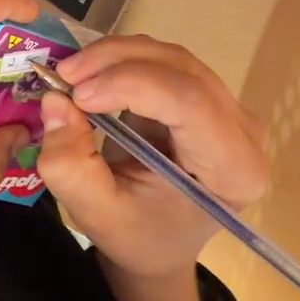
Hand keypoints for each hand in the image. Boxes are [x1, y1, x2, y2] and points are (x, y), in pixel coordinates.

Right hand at [36, 37, 269, 281]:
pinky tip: (91, 74)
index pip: (190, 102)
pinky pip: (162, 60)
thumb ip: (70, 164)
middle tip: (63, 75)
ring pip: (168, 56)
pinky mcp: (205, 94)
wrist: (158, 244)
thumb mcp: (96, 212)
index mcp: (234, 170)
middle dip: (115, 61)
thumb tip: (55, 100)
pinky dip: (121, 59)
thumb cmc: (137, 236)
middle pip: (179, 69)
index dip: (130, 84)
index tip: (76, 95)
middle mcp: (244, 131)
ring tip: (71, 75)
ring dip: (114, 55)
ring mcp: (228, 107)